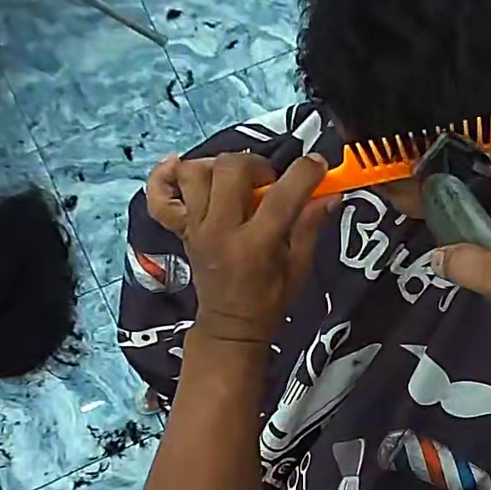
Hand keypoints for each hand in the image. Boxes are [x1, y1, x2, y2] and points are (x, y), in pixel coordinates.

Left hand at [145, 151, 336, 347]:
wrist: (231, 325)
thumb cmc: (270, 299)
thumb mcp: (300, 268)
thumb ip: (310, 227)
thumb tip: (330, 194)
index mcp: (256, 245)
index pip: (281, 196)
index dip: (305, 173)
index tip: (318, 166)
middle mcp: (220, 231)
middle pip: (230, 170)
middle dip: (257, 165)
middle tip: (270, 181)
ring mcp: (195, 228)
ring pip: (195, 173)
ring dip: (219, 166)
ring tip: (237, 180)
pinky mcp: (181, 230)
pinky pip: (160, 195)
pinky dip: (165, 175)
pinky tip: (181, 166)